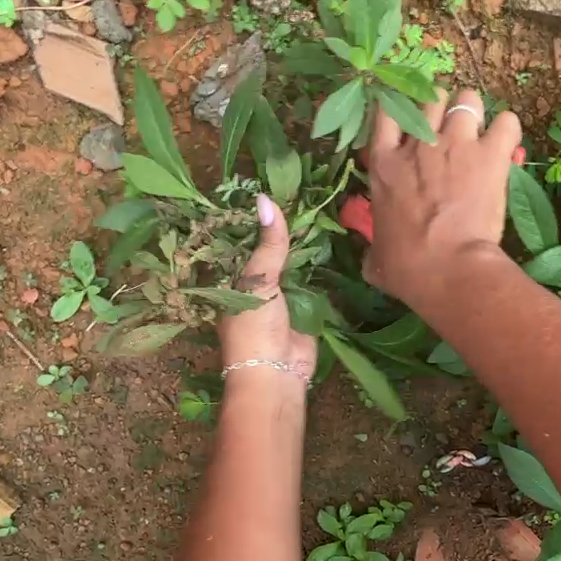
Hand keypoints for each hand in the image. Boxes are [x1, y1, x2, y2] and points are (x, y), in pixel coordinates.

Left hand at [217, 193, 316, 391]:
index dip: (251, 218)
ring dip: (302, 247)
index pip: (239, 241)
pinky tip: (329, 241)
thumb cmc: (254, 328)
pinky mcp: (302, 308)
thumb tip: (266, 198)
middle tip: (301, 191)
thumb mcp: (257, 280)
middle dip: (281, 230)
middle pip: (267, 251)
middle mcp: (253, 286)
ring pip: (290, 265)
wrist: (277, 374)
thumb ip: (268, 244)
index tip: (267, 186)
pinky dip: (318, 267)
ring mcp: (278, 297)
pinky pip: (309, 282)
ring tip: (318, 209)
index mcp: (230, 279)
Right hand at [362, 88, 522, 309]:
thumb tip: (374, 257)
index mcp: (384, 166)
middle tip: (449, 129)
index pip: (386, 113)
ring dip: (473, 113)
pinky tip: (505, 146)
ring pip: (467, 99)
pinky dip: (507, 130)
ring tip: (478, 132)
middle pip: (430, 98)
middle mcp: (418, 145)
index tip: (410, 120)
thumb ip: (375, 246)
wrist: (448, 269)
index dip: (400, 109)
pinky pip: (507, 122)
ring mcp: (455, 144)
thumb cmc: (407, 269)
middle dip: (440, 108)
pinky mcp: (490, 154)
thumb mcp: (376, 257)